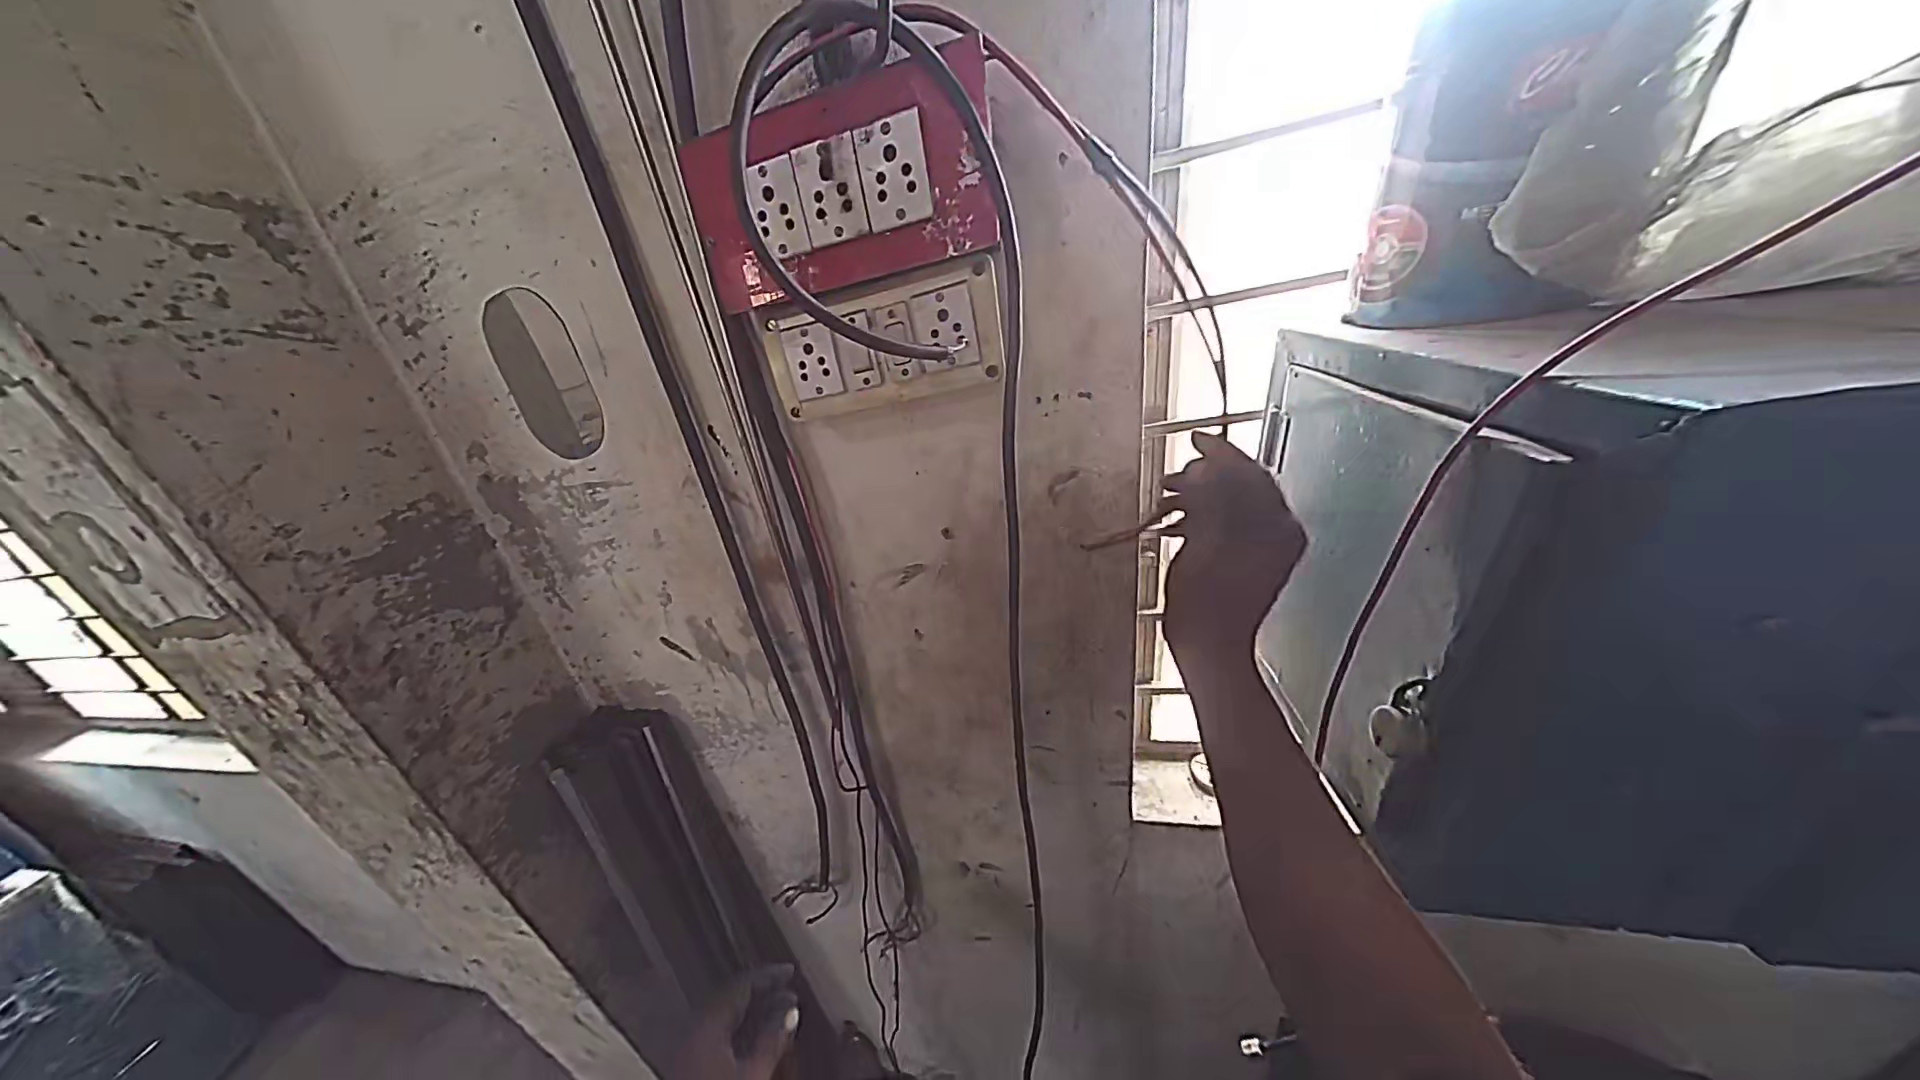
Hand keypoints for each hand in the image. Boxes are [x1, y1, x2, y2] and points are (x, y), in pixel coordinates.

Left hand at [670, 965, 799, 1079]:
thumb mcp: (753, 1074)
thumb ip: (773, 1038)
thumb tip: (789, 1011)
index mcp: (707, 1026)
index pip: (741, 984)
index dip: (769, 975)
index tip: (789, 971)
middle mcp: (694, 1034)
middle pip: (731, 1001)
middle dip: (762, 996)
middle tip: (787, 995)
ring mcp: (688, 1055)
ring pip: (725, 1022)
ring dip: (753, 1017)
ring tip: (777, 1021)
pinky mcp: (689, 1072)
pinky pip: (718, 1040)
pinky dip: (741, 1035)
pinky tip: (755, 1046)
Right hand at [1161, 431, 1305, 657]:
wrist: (1210, 646)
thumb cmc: (1206, 602)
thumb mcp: (1204, 541)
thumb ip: (1209, 498)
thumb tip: (1206, 467)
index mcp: (1276, 526)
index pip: (1251, 473)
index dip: (1220, 453)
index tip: (1196, 440)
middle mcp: (1278, 533)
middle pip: (1242, 487)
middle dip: (1204, 478)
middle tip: (1172, 476)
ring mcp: (1265, 549)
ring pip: (1232, 506)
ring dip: (1199, 499)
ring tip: (1167, 502)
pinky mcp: (1248, 562)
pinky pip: (1228, 526)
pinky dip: (1202, 519)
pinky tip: (1176, 526)